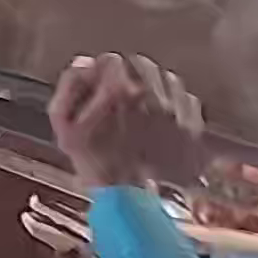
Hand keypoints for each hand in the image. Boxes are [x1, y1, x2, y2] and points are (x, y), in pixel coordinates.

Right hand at [46, 53, 205, 189]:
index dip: (100, 71)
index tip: (98, 84)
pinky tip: (160, 116)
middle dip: (128, 73)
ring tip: (141, 104)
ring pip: (165, 78)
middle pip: (141, 63)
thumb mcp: (62, 123)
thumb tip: (84, 63)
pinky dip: (172, 101)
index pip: (111, 59)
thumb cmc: (92, 159)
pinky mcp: (194, 126)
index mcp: (118, 90)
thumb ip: (69, 86)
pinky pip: (185, 98)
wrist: (130, 197)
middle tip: (119, 92)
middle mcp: (152, 94)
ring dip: (152, 84)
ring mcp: (177, 110)